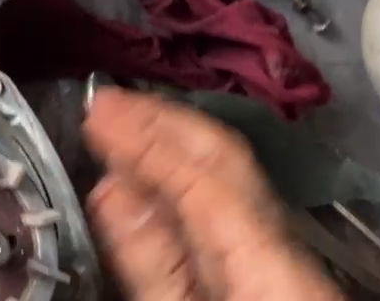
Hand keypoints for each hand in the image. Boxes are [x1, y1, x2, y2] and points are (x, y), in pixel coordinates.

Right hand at [84, 88, 342, 300]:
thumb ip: (153, 268)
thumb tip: (109, 192)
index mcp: (272, 272)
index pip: (204, 180)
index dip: (145, 136)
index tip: (95, 110)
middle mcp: (285, 256)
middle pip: (226, 163)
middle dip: (160, 121)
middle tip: (102, 102)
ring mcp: (282, 266)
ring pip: (225, 179)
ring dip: (165, 141)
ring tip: (114, 123)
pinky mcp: (270, 277)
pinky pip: (220, 210)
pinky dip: (174, 180)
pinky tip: (140, 178)